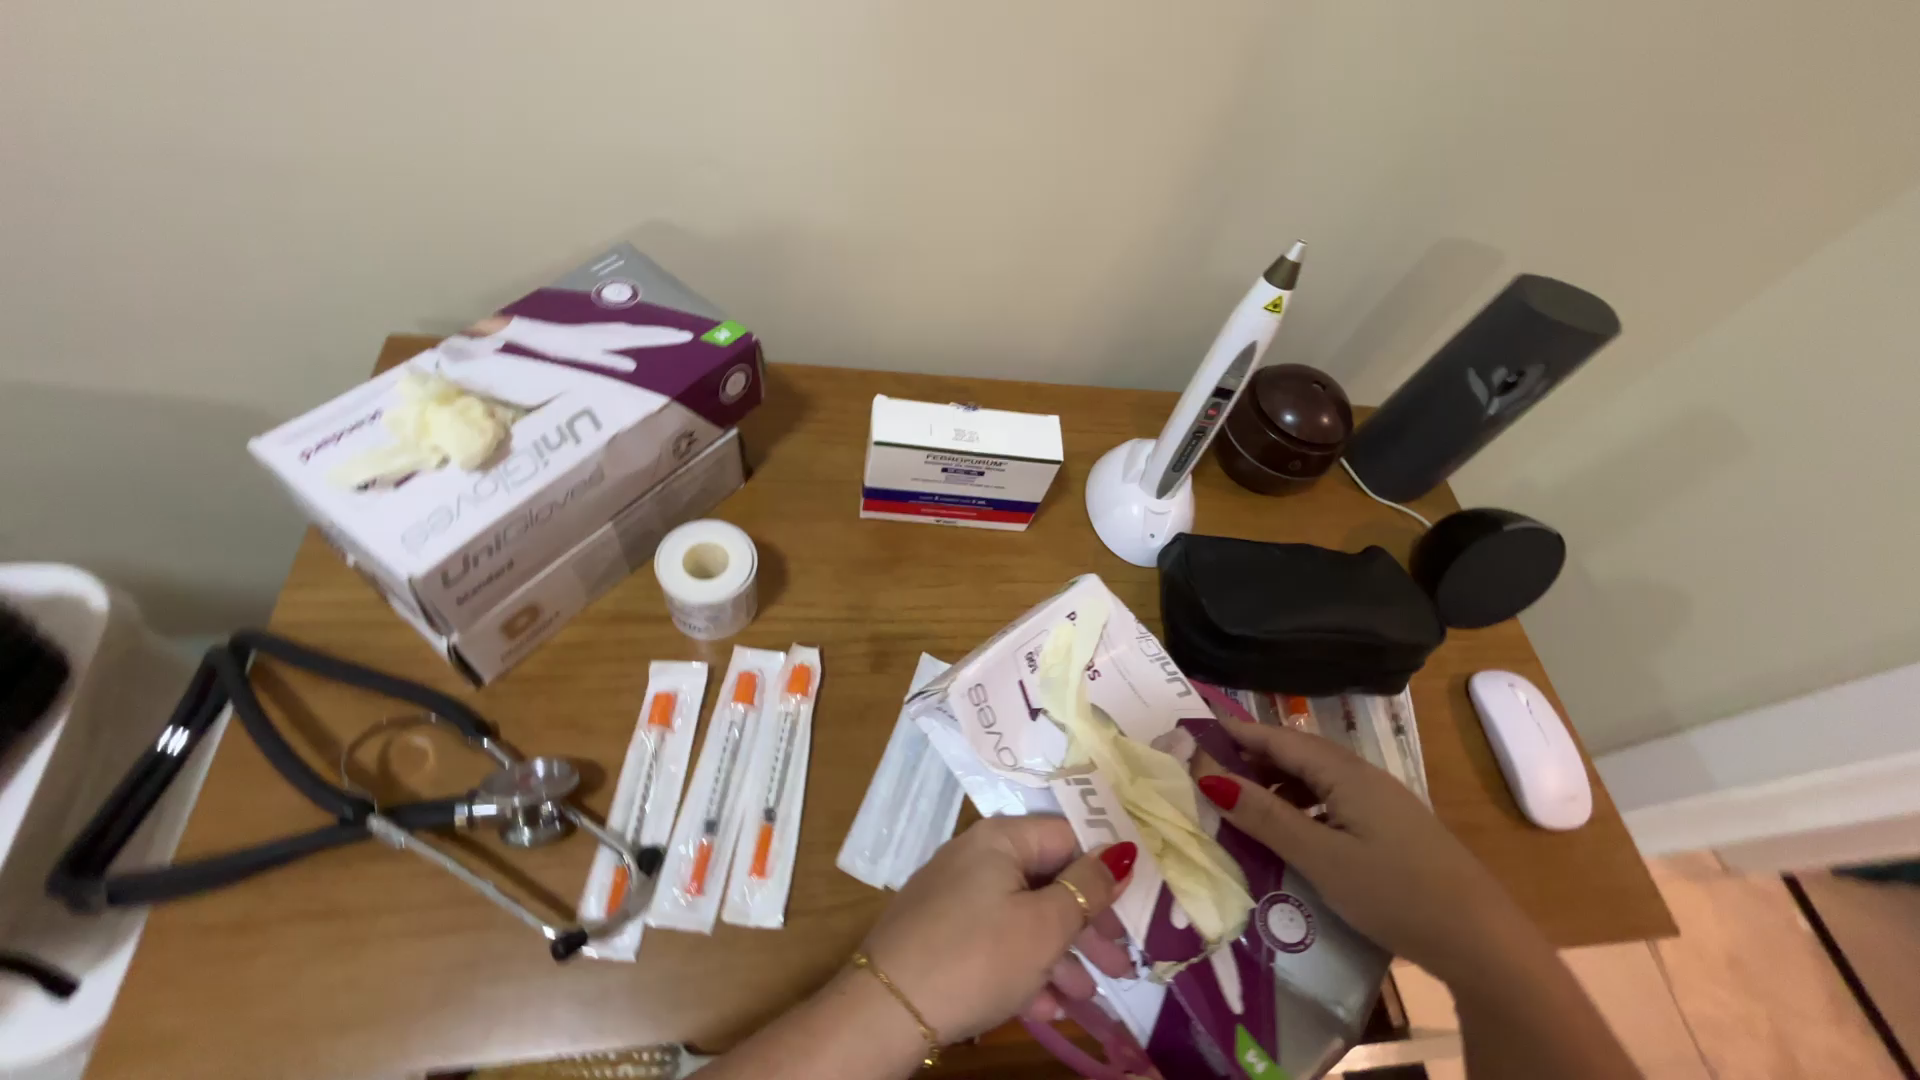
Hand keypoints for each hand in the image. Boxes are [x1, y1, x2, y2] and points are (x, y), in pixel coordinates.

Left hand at [857, 816, 1138, 1042]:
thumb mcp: (1044, 926)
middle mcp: (976, 856)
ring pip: (1022, 916)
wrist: (887, 1009)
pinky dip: (1023, 967)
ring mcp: (955, 894)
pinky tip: (1045, 1007)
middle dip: (1087, 926)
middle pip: (1046, 880)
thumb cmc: (977, 957)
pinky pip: (994, 939)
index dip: (1103, 871)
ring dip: (1059, 956)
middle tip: (1121, 967)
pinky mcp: (941, 932)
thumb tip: (1122, 852)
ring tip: (1086, 997)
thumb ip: (1087, 889)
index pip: (1067, 836)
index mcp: (1001, 838)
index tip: (1133, 910)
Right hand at [1192, 721, 1528, 983]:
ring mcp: (1380, 805)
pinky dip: (1299, 809)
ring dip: (1274, 787)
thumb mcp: (1320, 857)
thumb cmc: (1396, 893)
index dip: (1235, 733)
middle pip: (1296, 756)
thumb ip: (1265, 815)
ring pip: (1314, 782)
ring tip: (1237, 806)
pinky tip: (1287, 836)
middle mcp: (1363, 778)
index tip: (1193, 732)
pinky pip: (1331, 806)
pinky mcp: (1390, 832)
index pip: (1278, 739)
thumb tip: (1208, 774)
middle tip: (1205, 773)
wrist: (1483, 945)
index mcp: (1345, 773)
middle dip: (1250, 759)